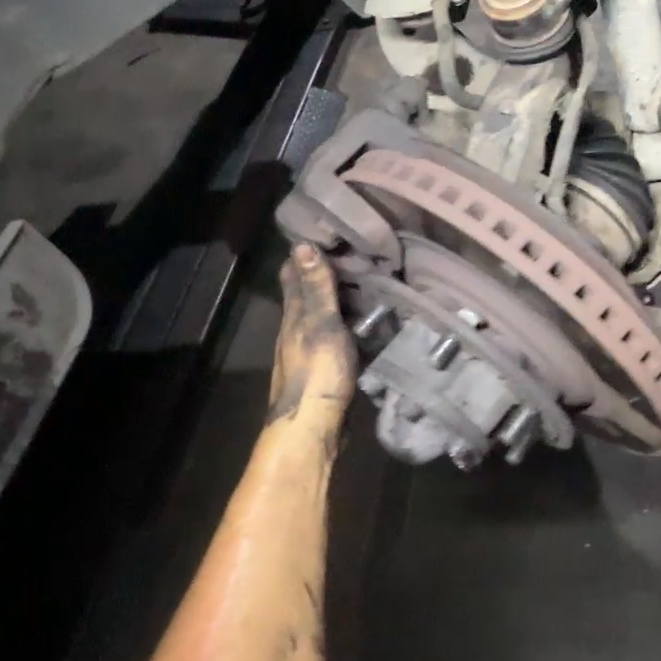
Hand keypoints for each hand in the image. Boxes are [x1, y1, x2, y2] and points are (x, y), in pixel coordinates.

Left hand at [267, 243, 358, 428]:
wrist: (314, 427)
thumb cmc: (317, 371)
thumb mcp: (320, 324)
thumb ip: (317, 288)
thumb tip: (302, 245)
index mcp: (293, 317)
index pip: (293, 277)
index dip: (303, 256)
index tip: (321, 234)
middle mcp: (296, 332)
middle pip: (307, 296)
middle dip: (323, 275)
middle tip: (351, 253)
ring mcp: (310, 353)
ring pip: (323, 318)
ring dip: (339, 301)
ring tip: (365, 284)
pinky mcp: (326, 370)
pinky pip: (338, 337)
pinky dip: (350, 325)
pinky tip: (366, 325)